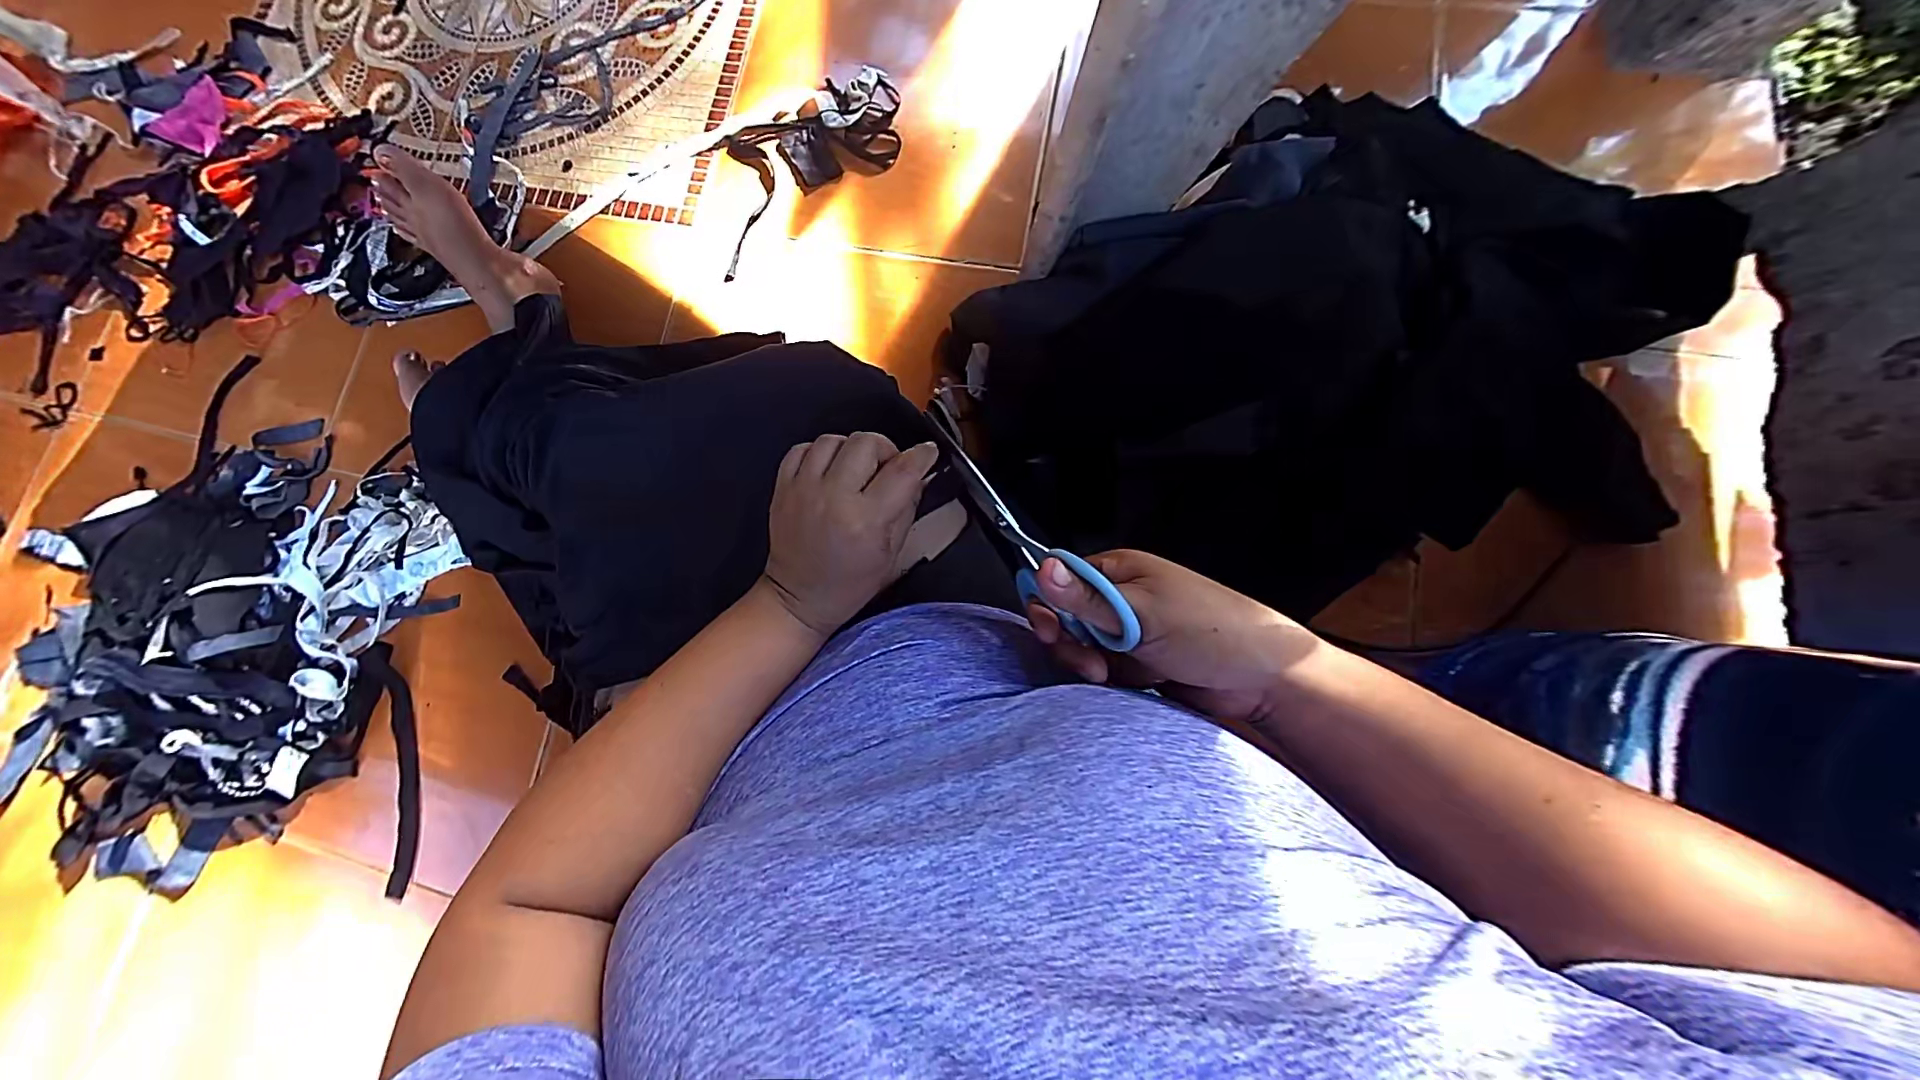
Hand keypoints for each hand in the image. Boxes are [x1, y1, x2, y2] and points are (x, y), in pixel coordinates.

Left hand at [764, 432, 938, 634]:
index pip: (903, 470)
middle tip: (886, 469)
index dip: (922, 455)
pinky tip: (829, 471)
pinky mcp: (783, 488)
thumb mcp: (891, 553)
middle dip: (885, 450)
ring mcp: (804, 490)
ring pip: (834, 439)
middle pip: (866, 442)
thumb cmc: (847, 584)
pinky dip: (820, 453)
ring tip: (856, 470)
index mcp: (866, 520)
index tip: (927, 452)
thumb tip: (916, 476)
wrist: (798, 597)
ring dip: (851, 450)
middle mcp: (833, 498)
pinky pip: (803, 448)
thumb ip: (906, 508)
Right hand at [1027, 549, 1330, 723]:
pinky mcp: (1139, 663)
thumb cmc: (1215, 631)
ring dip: (1091, 665)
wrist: (1264, 679)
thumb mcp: (1143, 613)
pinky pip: (1106, 670)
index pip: (1062, 581)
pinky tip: (1132, 683)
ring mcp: (1131, 632)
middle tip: (1091, 662)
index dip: (1049, 604)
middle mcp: (1122, 600)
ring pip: (1084, 649)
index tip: (1052, 630)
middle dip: (1071, 643)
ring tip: (1112, 674)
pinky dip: (1111, 680)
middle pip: (1068, 618)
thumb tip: (1044, 568)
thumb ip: (1087, 597)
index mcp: (1120, 573)